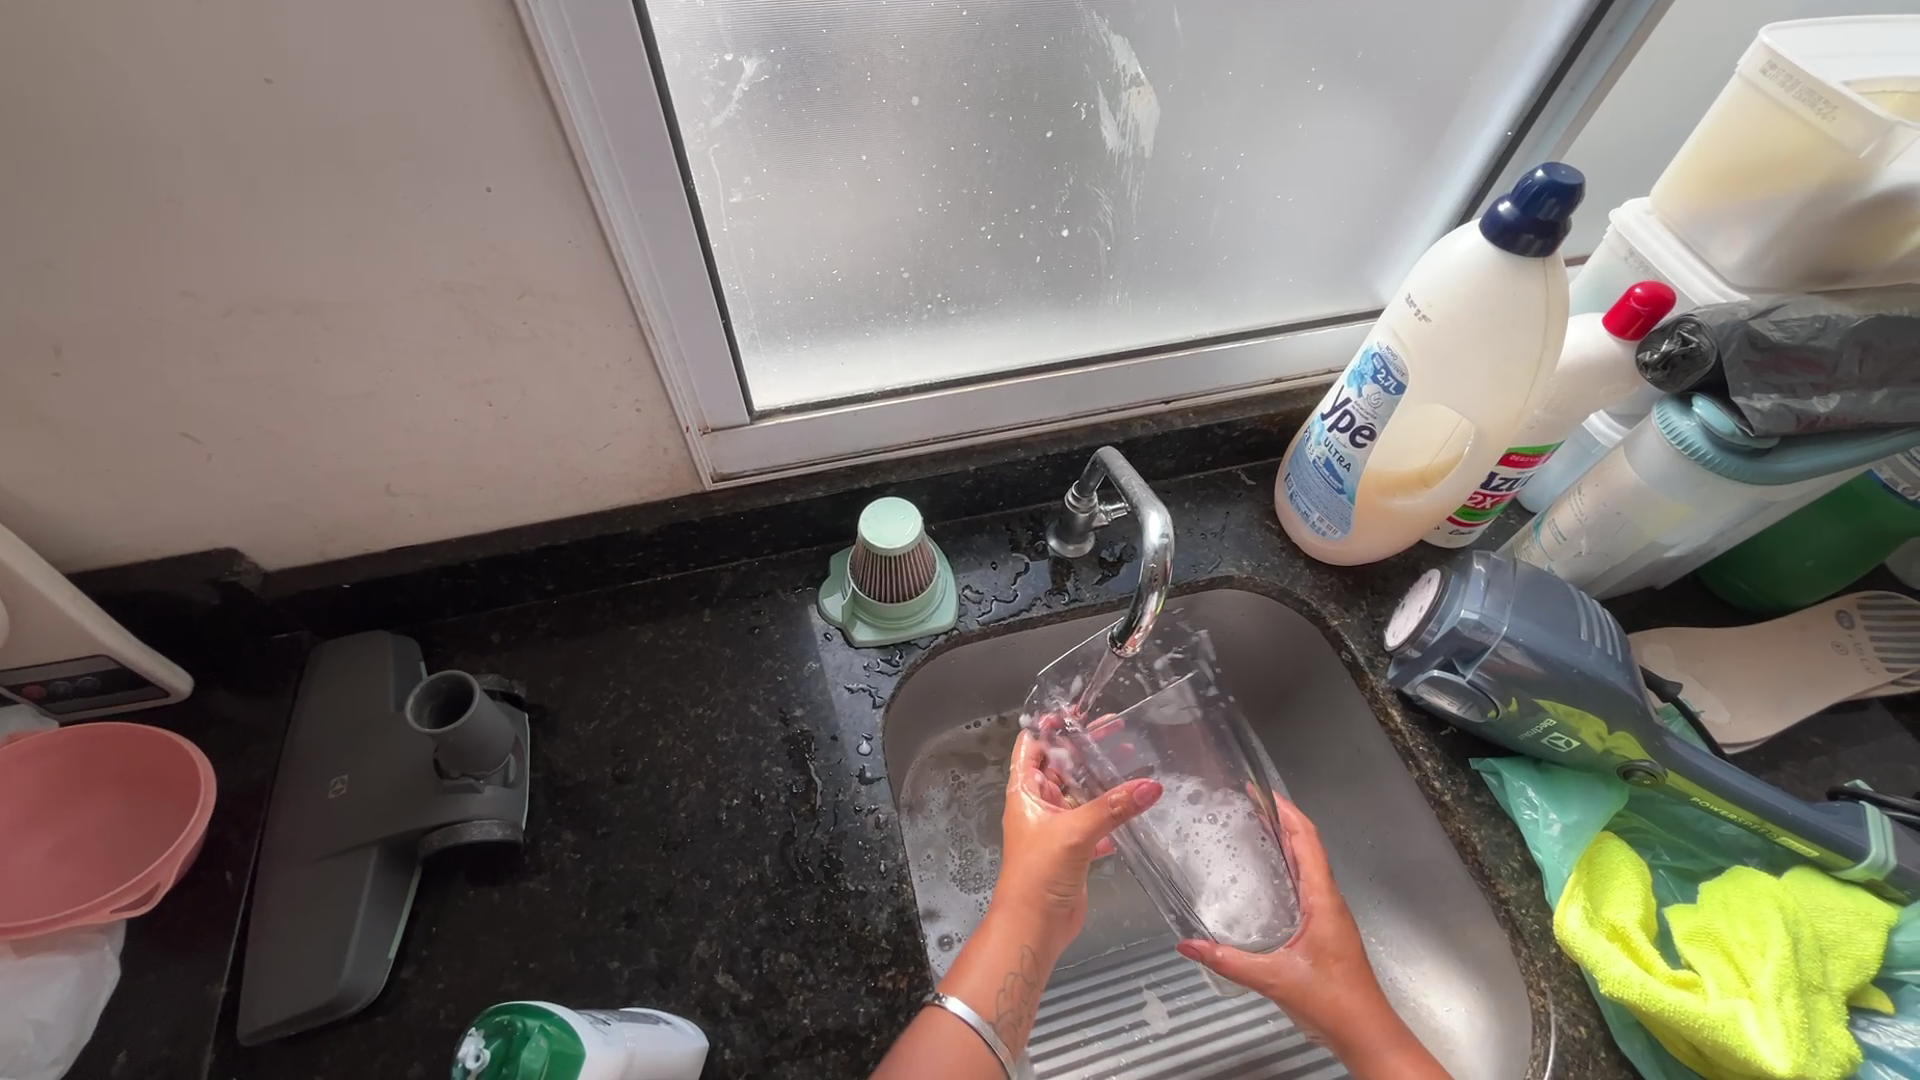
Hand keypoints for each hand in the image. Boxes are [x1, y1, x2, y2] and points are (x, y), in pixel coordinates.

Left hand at [993, 728, 1161, 957]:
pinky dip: (1110, 812)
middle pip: (1060, 765)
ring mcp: (1055, 826)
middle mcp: (1037, 804)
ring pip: (1079, 792)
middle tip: (1113, 727)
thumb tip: (1149, 785)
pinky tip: (1132, 804)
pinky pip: (1093, 821)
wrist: (1034, 928)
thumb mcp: (1075, 832)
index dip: (1051, 727)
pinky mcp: (1072, 848)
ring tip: (1128, 756)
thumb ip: (1113, 807)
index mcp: (1024, 791)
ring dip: (1100, 777)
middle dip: (1084, 748)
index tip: (1077, 712)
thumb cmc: (1037, 874)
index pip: (1032, 745)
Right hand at [1176, 796, 1418, 1065]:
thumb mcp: (1274, 980)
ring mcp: (1328, 914)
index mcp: (1322, 900)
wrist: (1369, 1039)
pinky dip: (1286, 864)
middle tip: (1247, 801)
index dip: (1286, 811)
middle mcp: (1328, 900)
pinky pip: (1304, 882)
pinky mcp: (1324, 928)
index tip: (1261, 791)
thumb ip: (1228, 961)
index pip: (1308, 841)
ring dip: (1285, 839)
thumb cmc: (1333, 1004)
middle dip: (1280, 818)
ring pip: (1308, 863)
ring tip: (1252, 825)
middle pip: (1308, 845)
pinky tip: (1264, 873)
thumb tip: (1187, 944)